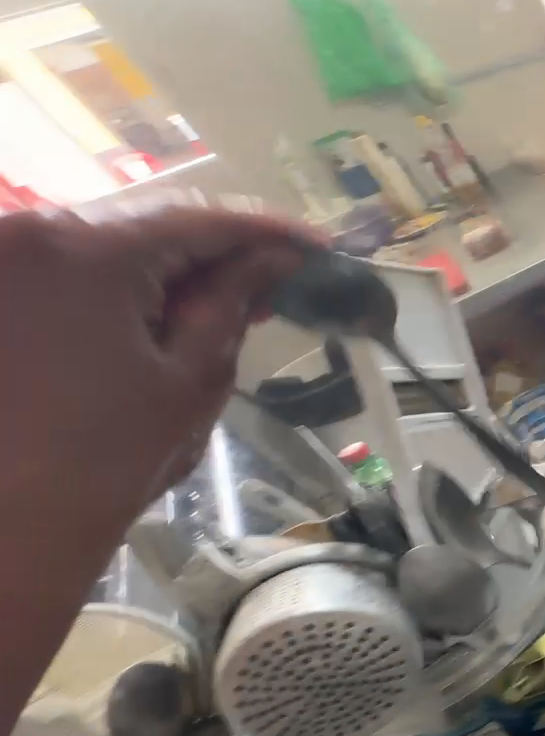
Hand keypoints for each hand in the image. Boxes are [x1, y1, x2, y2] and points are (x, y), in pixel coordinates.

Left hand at [0, 207, 311, 529]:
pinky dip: (123, 282)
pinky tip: (164, 309)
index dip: (269, 230)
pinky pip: (63, 265)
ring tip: (231, 298)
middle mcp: (18, 234)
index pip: (197, 220)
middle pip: (145, 225)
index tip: (322, 245)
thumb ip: (232, 301)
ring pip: (103, 242)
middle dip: (220, 249)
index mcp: (83, 252)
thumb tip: (274, 259)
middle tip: (284, 277)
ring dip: (172, 267)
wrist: (5, 515)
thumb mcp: (196, 372)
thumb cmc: (113, 450)